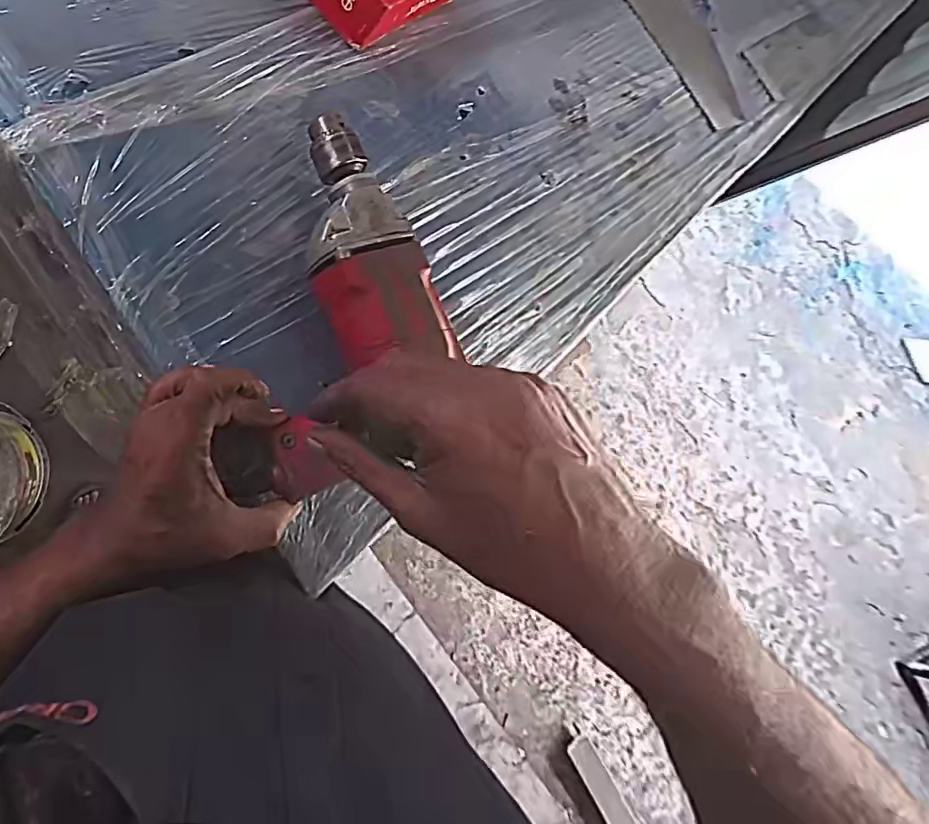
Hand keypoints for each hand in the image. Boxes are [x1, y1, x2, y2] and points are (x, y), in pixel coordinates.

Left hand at [71, 366, 296, 586]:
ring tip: (242, 409)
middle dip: (240, 394)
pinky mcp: (141, 426)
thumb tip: (293, 507)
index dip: (246, 389)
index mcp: (179, 431)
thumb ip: (267, 522)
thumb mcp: (225, 536)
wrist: (111, 545)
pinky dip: (196, 394)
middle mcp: (160, 415)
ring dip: (217, 389)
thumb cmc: (162, 537)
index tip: (270, 410)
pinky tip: (212, 415)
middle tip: (264, 416)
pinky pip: (171, 392)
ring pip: (185, 381)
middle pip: (204, 381)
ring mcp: (147, 418)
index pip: (213, 385)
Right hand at [308, 353, 712, 675]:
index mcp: (451, 417)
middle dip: (367, 390)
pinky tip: (446, 431)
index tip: (321, 414)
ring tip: (398, 434)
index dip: (336, 397)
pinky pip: (474, 377)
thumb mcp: (423, 515)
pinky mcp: (538, 387)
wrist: (606, 563)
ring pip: (437, 367)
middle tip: (350, 424)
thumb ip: (364, 467)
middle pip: (401, 365)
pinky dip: (446, 394)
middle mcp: (484, 386)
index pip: (372, 384)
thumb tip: (324, 440)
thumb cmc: (517, 551)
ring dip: (406, 391)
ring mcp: (516, 382)